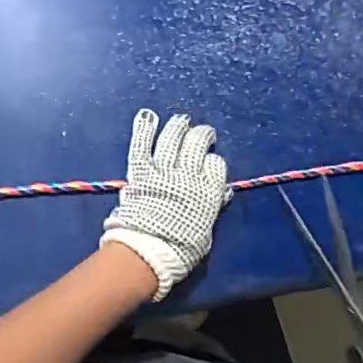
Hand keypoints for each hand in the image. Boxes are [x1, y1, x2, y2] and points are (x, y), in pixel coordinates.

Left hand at [98, 109, 229, 300]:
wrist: (151, 248)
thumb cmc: (181, 247)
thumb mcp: (206, 229)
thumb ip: (212, 207)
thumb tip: (222, 193)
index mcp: (208, 192)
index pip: (216, 166)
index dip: (212, 162)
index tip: (209, 161)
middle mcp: (188, 176)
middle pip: (197, 146)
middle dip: (201, 136)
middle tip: (201, 132)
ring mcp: (163, 171)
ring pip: (172, 141)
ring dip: (177, 127)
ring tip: (182, 120)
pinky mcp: (140, 172)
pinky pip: (142, 146)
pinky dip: (144, 129)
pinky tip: (147, 114)